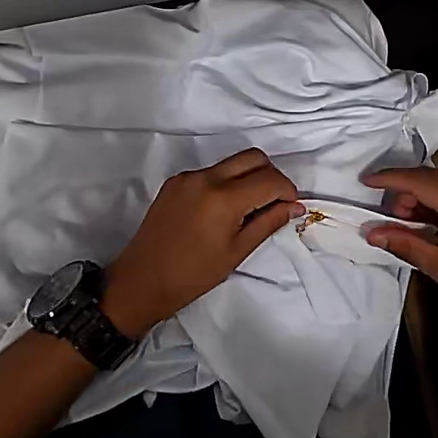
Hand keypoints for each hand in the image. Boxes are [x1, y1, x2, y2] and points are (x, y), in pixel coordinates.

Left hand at [102, 149, 303, 337]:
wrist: (142, 280)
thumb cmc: (193, 275)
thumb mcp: (238, 251)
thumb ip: (269, 222)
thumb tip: (295, 206)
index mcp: (224, 198)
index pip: (270, 179)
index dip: (287, 190)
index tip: (290, 206)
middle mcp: (206, 178)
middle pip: (254, 157)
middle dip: (271, 175)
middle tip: (273, 202)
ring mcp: (188, 177)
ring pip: (231, 162)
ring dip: (248, 176)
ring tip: (248, 208)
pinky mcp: (175, 181)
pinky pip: (210, 172)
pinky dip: (225, 182)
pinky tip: (221, 210)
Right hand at [362, 165, 437, 333]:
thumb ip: (405, 244)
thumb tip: (373, 233)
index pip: (418, 181)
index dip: (389, 179)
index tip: (365, 181)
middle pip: (430, 177)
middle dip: (403, 190)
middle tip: (388, 215)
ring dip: (421, 196)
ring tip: (408, 222)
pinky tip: (431, 223)